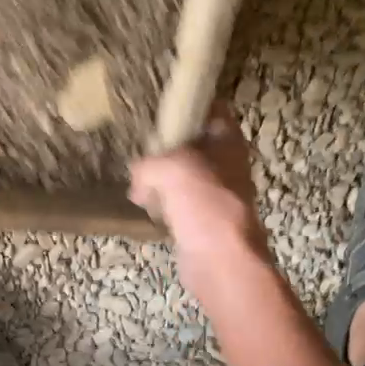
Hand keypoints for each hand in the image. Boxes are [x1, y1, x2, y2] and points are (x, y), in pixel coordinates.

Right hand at [129, 102, 266, 264]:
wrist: (220, 260)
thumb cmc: (204, 204)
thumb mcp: (171, 167)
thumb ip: (148, 163)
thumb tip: (138, 180)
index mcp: (228, 142)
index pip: (211, 109)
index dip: (187, 105)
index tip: (159, 106)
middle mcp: (225, 164)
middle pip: (192, 143)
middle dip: (165, 145)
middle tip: (139, 145)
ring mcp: (214, 193)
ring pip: (181, 174)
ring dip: (159, 177)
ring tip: (136, 179)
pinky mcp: (200, 219)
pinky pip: (175, 202)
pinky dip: (160, 203)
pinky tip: (143, 206)